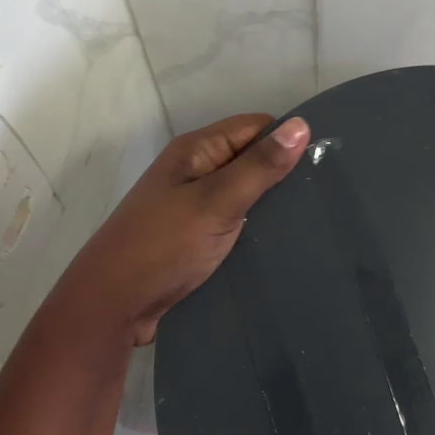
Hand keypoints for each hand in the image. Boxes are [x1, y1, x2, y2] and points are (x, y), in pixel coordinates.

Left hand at [71, 113, 309, 345]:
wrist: (110, 308)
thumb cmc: (162, 246)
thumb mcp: (217, 202)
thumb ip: (260, 166)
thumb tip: (301, 125)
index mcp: (196, 151)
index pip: (255, 127)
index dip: (287, 139)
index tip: (325, 161)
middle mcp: (194, 171)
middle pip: (250, 159)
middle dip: (282, 174)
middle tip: (323, 194)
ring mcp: (192, 206)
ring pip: (244, 194)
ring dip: (270, 206)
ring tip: (310, 220)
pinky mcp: (194, 238)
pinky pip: (234, 223)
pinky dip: (254, 229)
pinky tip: (279, 244)